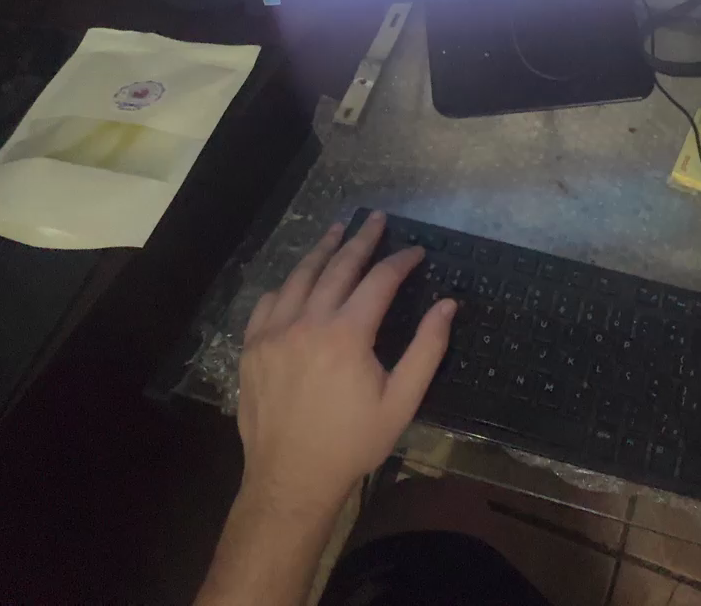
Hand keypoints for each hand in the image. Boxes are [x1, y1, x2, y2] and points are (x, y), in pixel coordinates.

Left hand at [234, 212, 455, 516]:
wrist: (290, 482)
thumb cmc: (353, 442)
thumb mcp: (402, 400)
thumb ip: (427, 348)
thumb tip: (448, 304)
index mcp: (347, 335)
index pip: (379, 280)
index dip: (401, 260)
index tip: (416, 251)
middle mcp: (307, 323)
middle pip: (338, 267)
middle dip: (362, 239)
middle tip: (377, 218)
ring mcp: (274, 334)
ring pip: (300, 277)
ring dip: (323, 250)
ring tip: (338, 229)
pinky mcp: (252, 349)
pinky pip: (268, 302)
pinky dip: (287, 284)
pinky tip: (298, 279)